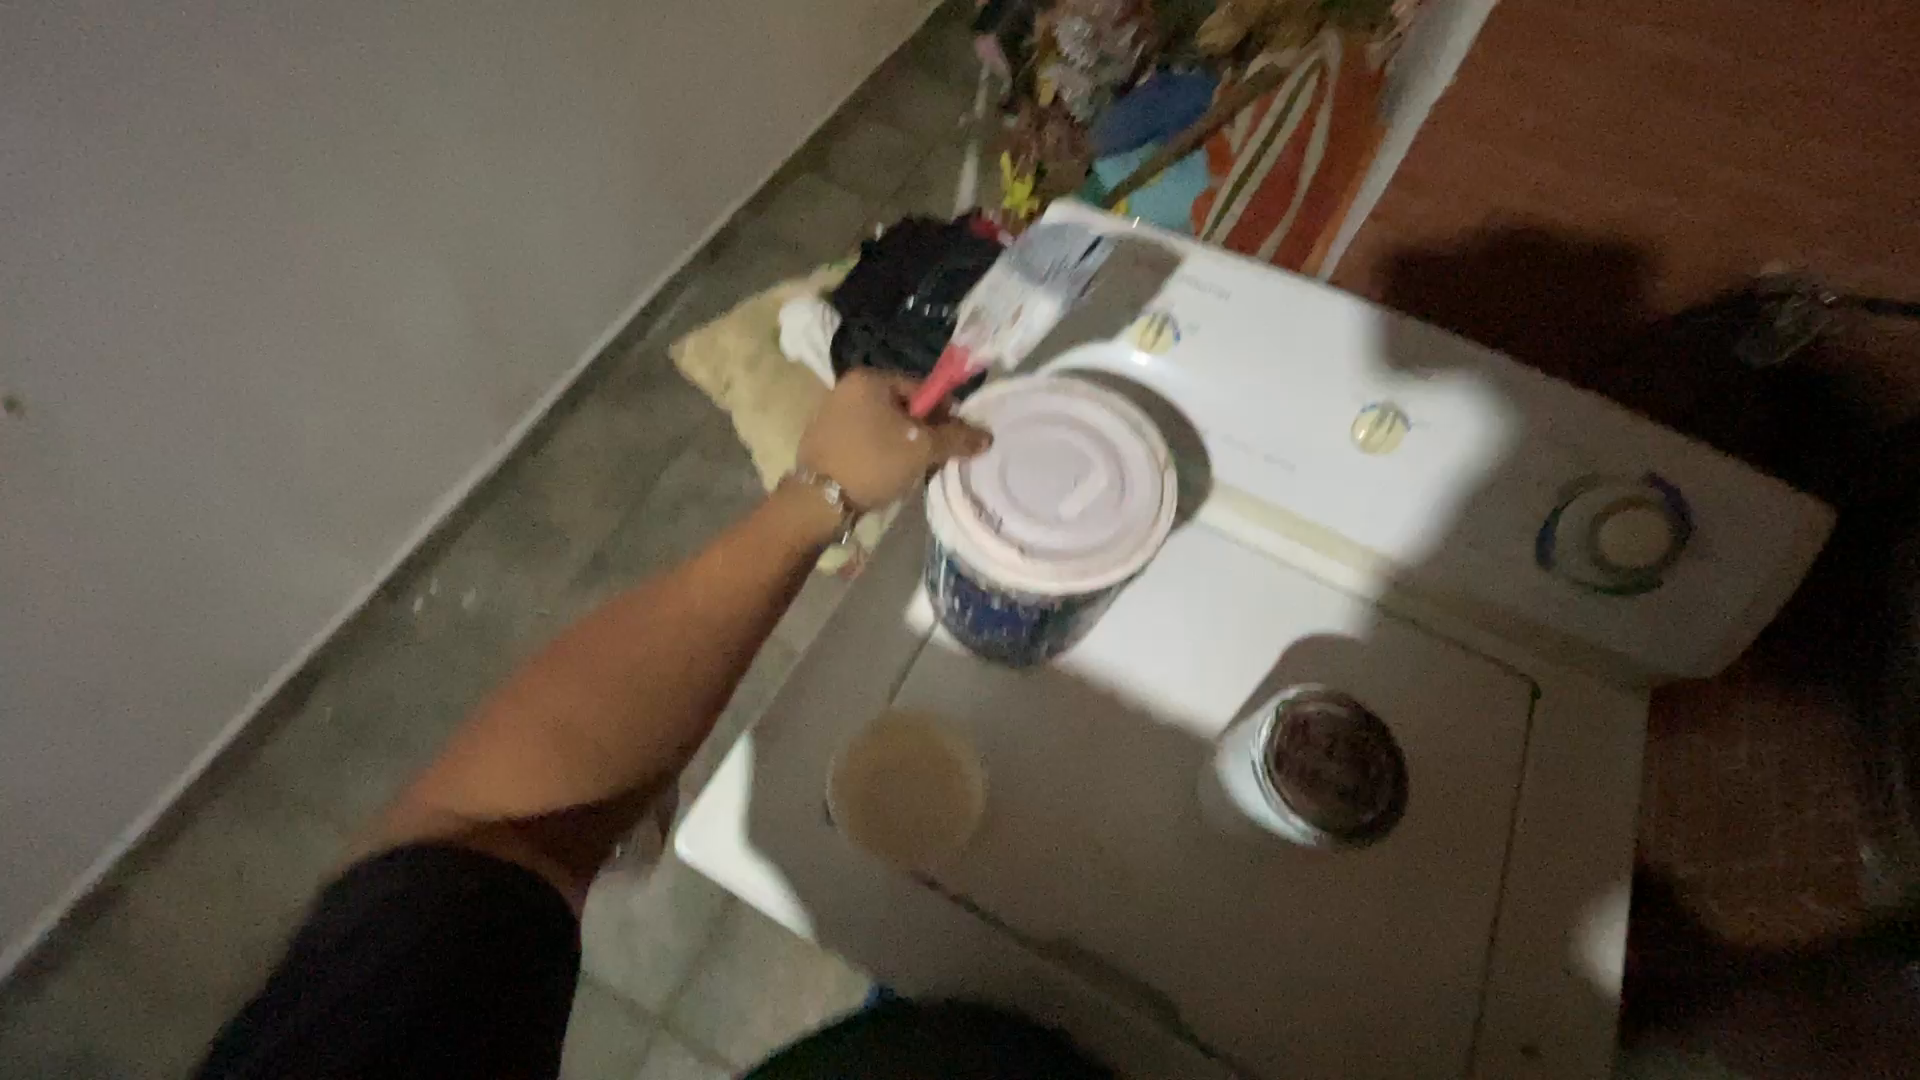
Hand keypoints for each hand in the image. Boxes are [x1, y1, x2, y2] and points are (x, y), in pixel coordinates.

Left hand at [797, 370, 991, 510]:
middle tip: (936, 458)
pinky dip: (881, 453)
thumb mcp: (922, 449)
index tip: (955, 440)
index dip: (945, 413)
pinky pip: (866, 440)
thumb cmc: (873, 464)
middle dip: (924, 431)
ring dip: (904, 444)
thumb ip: (957, 438)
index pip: (922, 388)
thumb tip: (987, 436)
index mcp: (869, 379)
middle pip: (903, 407)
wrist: (818, 502)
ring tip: (914, 470)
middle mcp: (847, 388)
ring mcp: (832, 414)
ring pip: (885, 426)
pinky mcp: (825, 440)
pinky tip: (888, 475)